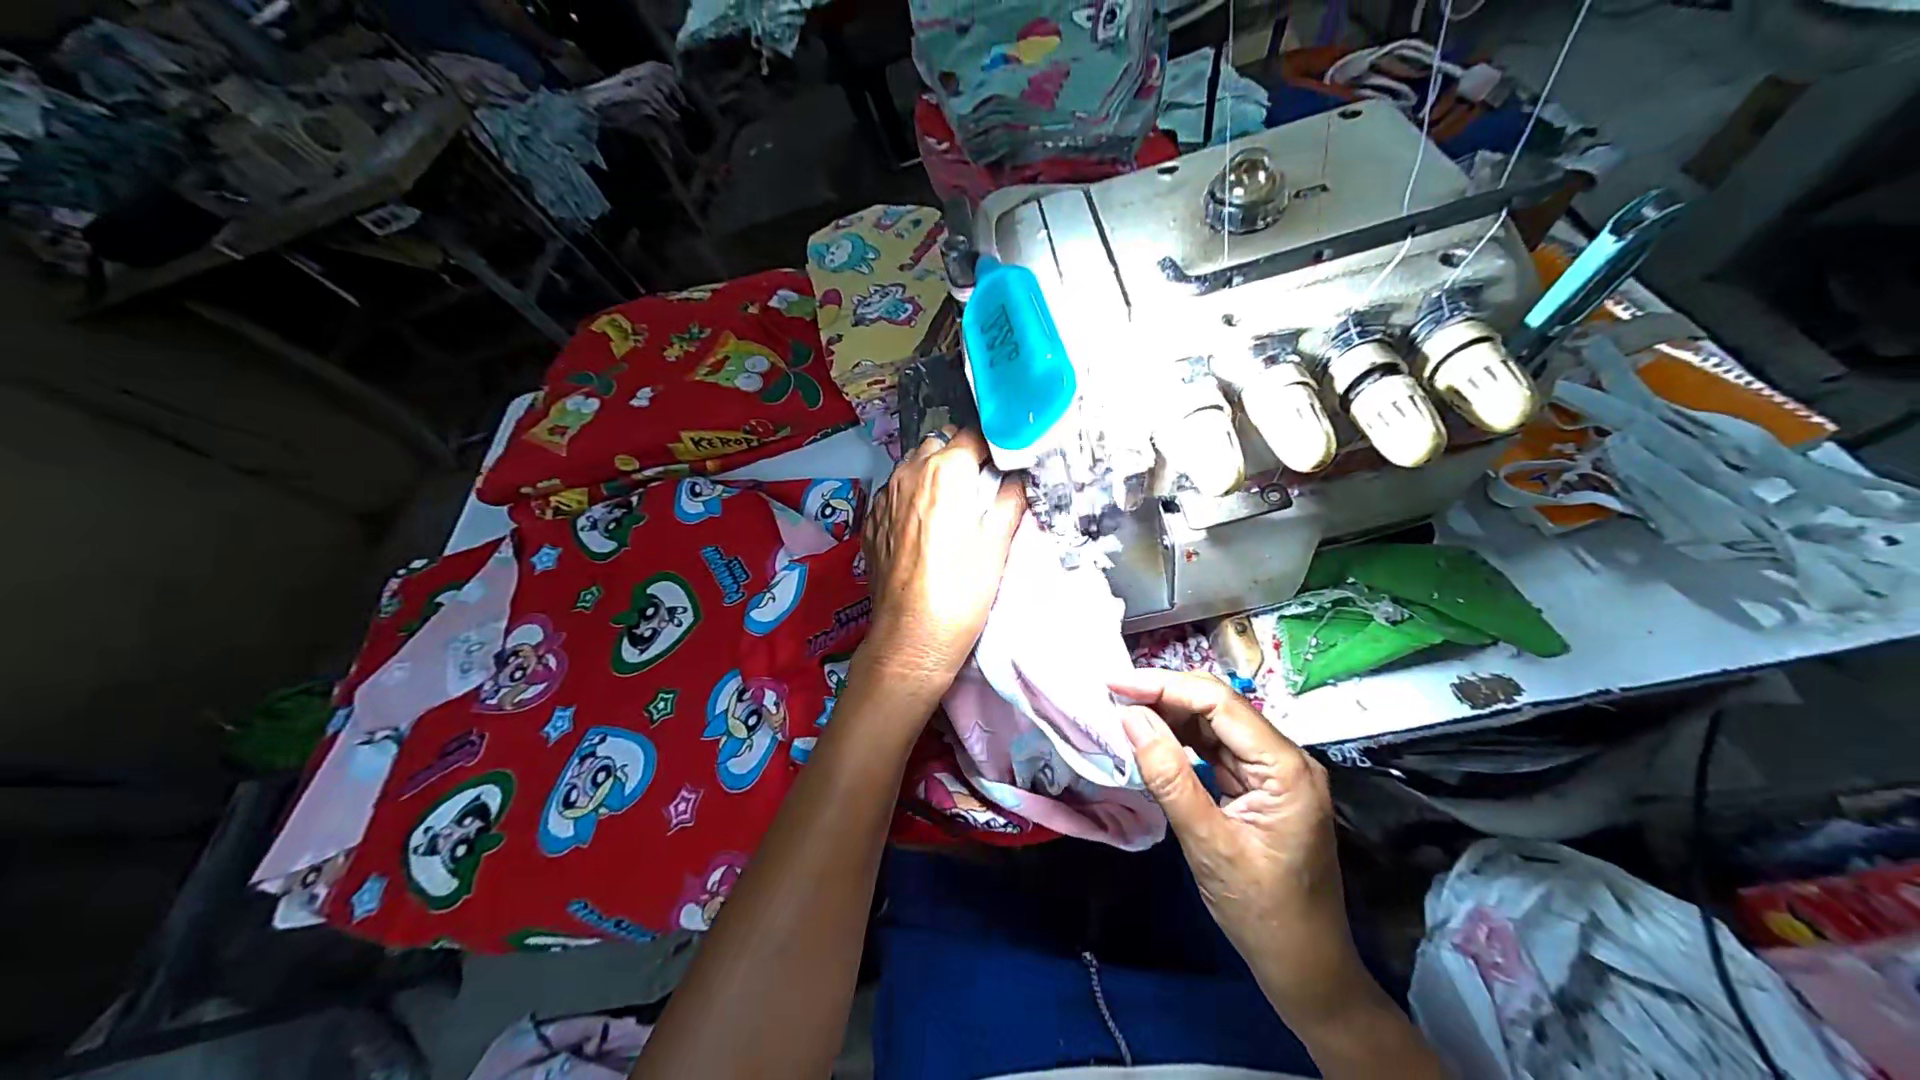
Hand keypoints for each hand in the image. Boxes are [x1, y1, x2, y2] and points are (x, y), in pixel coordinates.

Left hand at [860, 426, 1023, 696]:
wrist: (912, 637)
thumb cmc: (962, 590)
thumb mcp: (998, 542)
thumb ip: (1010, 498)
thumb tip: (1017, 477)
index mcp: (945, 470)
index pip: (974, 435)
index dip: (992, 448)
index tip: (1004, 465)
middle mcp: (908, 472)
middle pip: (940, 447)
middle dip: (960, 460)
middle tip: (978, 492)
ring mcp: (884, 496)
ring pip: (913, 468)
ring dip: (932, 477)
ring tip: (951, 513)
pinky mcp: (871, 521)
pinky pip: (895, 494)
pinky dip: (910, 500)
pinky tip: (924, 531)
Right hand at [1113, 668, 1364, 1021]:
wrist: (1305, 967)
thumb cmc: (1263, 913)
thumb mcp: (1208, 845)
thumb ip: (1169, 777)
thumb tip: (1131, 719)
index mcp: (1286, 767)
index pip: (1220, 703)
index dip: (1165, 686)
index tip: (1116, 684)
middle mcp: (1285, 759)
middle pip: (1219, 708)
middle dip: (1164, 695)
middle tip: (1112, 693)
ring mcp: (1274, 773)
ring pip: (1215, 725)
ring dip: (1169, 715)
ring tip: (1124, 709)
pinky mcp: (1260, 787)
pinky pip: (1216, 750)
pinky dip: (1182, 741)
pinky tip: (1153, 736)